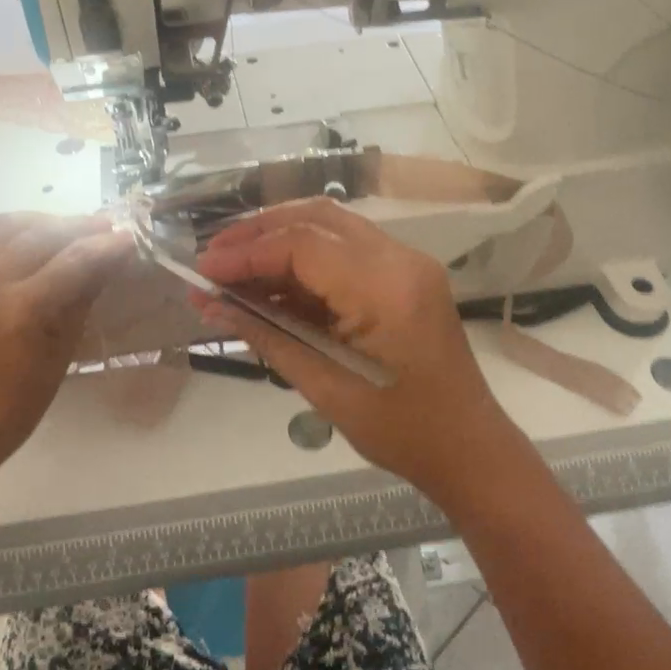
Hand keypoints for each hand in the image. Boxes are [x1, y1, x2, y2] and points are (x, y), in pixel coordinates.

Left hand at [0, 212, 134, 487]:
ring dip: (49, 222)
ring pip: (12, 225)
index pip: (74, 260)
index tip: (131, 238)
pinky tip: (40, 244)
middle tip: (110, 230)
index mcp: (22, 310)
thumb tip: (107, 265)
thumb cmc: (12, 409)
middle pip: (44, 234)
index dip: (107, 246)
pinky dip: (20, 232)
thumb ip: (80, 303)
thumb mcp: (58, 358)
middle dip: (82, 227)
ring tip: (75, 231)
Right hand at [193, 199, 523, 505]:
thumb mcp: (326, 388)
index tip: (200, 271)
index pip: (302, 245)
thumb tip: (211, 303)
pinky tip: (268, 288)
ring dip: (279, 244)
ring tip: (230, 273)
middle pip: (316, 219)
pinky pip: (346, 254)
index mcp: (387, 288)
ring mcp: (407, 265)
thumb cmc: (403, 432)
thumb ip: (267, 337)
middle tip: (211, 259)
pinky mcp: (405, 278)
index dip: (245, 254)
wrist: (470, 450)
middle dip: (258, 233)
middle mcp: (401, 260)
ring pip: (330, 229)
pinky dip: (304, 265)